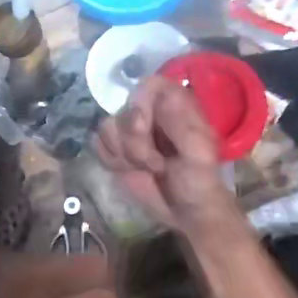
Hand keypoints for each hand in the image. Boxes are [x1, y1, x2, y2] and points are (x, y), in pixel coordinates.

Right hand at [92, 76, 242, 240]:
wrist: (186, 211)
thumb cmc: (199, 181)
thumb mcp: (199, 154)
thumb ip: (181, 124)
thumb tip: (161, 93)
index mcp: (176, 104)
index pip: (147, 86)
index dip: (140, 106)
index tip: (145, 132)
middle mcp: (152, 111)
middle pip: (123, 108)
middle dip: (134, 142)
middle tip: (155, 164)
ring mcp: (132, 129)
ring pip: (107, 126)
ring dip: (123, 154)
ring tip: (147, 168)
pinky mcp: (117, 148)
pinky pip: (98, 144)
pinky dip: (112, 160)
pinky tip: (130, 170)